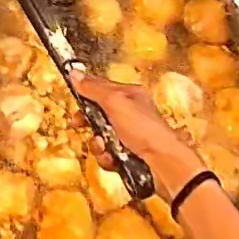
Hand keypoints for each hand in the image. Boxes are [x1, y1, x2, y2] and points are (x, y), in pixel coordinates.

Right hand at [70, 70, 206, 200]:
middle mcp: (130, 114)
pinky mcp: (129, 156)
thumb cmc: (145, 129)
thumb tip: (75, 73)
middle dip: (88, 122)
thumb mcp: (114, 102)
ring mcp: (130, 136)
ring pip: (101, 137)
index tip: (75, 100)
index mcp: (129, 95)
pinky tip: (112, 159)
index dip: (86, 93)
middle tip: (79, 124)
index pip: (101, 88)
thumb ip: (93, 88)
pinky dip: (107, 158)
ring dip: (97, 143)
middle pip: (98, 114)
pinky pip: (108, 155)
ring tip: (104, 146)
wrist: (164, 166)